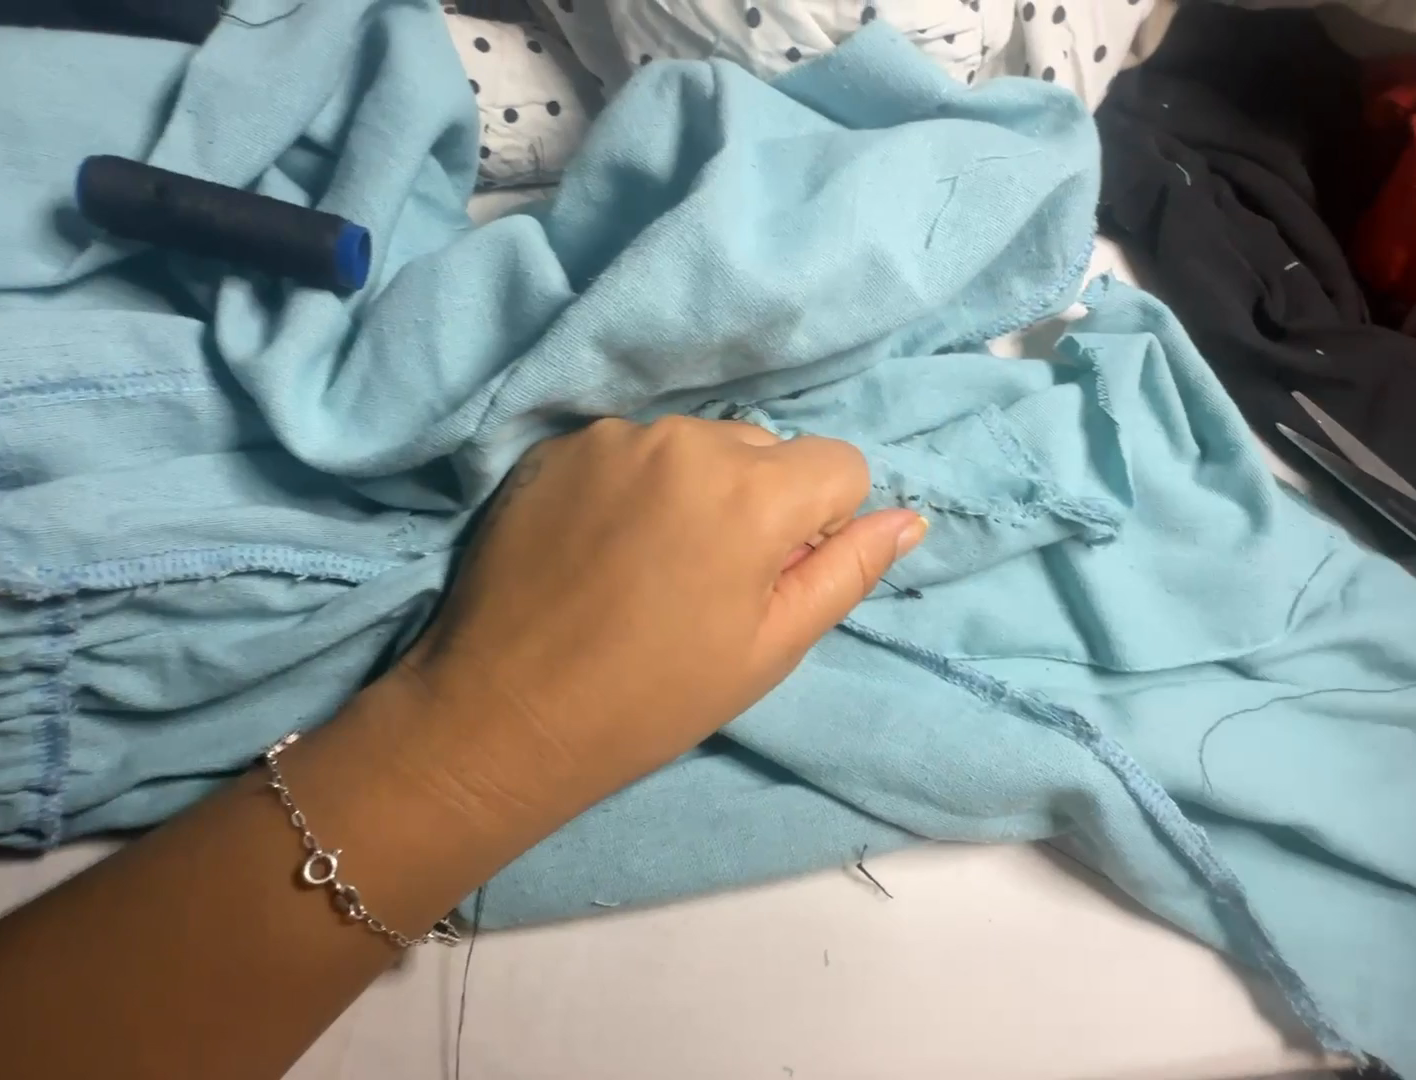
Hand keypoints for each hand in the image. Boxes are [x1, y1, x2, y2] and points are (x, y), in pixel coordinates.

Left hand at [401, 416, 926, 816]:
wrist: (506, 713)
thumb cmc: (654, 696)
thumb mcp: (771, 646)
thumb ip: (848, 571)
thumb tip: (909, 520)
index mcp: (751, 491)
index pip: (839, 465)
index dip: (822, 522)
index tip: (773, 574)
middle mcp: (686, 439)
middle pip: (767, 451)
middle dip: (760, 502)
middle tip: (707, 578)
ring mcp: (614, 437)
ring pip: (699, 446)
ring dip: (698, 490)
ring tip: (649, 563)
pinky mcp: (560, 445)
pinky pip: (634, 449)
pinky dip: (638, 485)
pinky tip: (602, 544)